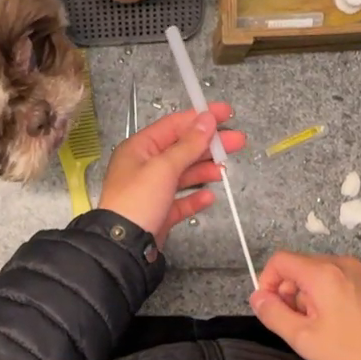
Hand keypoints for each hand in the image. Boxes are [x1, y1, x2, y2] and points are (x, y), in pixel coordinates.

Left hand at [98, 103, 244, 246]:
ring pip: (183, 175)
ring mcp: (151, 191)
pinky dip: (195, 198)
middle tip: (237, 142)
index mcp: (139, 149)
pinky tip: (209, 197)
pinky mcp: (158, 213)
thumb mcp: (163, 167)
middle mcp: (144, 167)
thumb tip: (206, 120)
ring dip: (204, 170)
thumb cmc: (137, 201)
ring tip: (225, 169)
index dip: (201, 118)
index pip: (174, 125)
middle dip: (209, 145)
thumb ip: (188, 144)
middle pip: (182, 149)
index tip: (225, 114)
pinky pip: (180, 202)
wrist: (123, 246)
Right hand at [248, 251, 360, 359]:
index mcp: (323, 273)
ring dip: (303, 296)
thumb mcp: (301, 337)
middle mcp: (339, 263)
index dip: (267, 282)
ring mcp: (354, 271)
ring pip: (313, 274)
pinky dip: (321, 295)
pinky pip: (331, 279)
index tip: (270, 308)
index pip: (280, 261)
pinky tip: (329, 320)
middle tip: (294, 322)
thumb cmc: (346, 351)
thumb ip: (273, 313)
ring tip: (314, 325)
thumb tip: (257, 297)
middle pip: (297, 266)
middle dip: (286, 292)